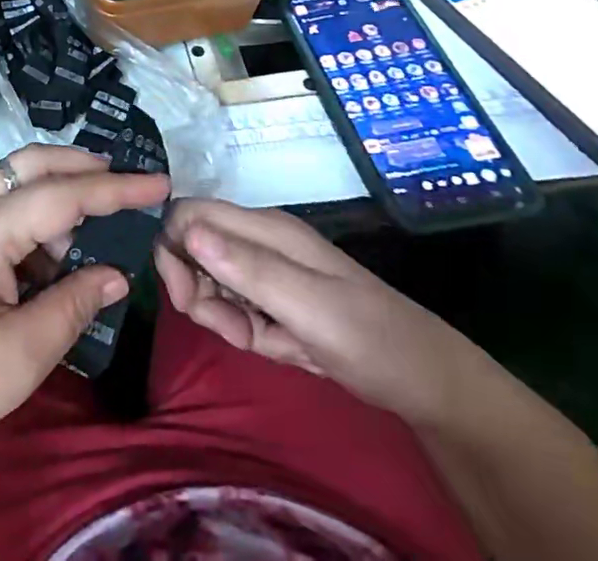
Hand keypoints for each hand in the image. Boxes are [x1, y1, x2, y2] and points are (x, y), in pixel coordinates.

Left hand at [0, 145, 168, 478]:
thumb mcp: (26, 351)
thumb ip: (76, 303)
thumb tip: (116, 274)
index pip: (61, 194)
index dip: (115, 189)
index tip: (161, 184)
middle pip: (30, 167)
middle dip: (82, 168)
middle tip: (129, 187)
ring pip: (16, 188)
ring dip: (61, 199)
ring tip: (103, 234)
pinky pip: (4, 216)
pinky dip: (39, 225)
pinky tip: (62, 260)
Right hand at [156, 198, 491, 427]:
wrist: (424, 382)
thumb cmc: (370, 337)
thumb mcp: (308, 305)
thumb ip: (247, 267)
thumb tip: (186, 231)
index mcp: (264, 228)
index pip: (188, 214)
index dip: (173, 249)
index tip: (186, 294)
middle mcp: (257, 241)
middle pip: (190, 248)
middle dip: (194, 289)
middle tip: (224, 325)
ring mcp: (263, 270)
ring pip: (206, 281)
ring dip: (218, 314)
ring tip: (256, 339)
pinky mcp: (269, 299)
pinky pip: (229, 307)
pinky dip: (238, 328)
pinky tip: (271, 345)